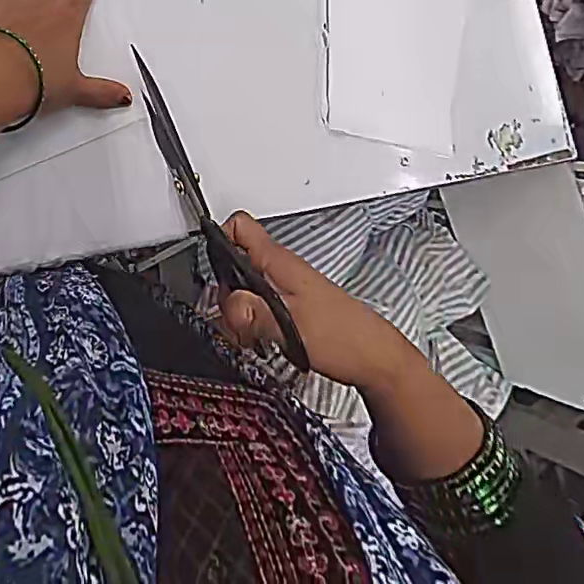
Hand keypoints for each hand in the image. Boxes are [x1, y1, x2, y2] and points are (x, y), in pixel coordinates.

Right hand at [215, 212, 424, 392]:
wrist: (374, 356)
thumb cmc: (343, 335)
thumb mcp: (290, 326)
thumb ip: (252, 313)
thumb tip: (225, 302)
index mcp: (277, 261)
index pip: (239, 227)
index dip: (219, 238)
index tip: (209, 267)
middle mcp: (279, 269)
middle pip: (234, 263)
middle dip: (225, 292)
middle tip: (232, 317)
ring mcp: (284, 287)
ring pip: (245, 287)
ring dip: (238, 312)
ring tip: (249, 335)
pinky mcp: (289, 306)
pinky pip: (258, 304)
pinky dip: (252, 322)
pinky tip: (261, 340)